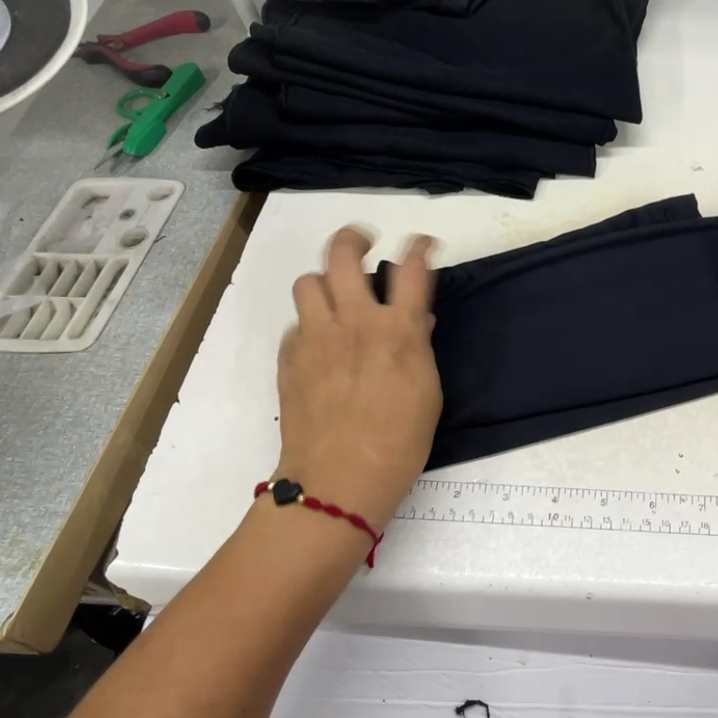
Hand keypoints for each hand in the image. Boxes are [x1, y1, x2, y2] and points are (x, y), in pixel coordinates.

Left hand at [276, 227, 442, 523]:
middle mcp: (354, 322)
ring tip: (336, 299)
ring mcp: (316, 338)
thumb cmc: (400, 441)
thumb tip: (414, 320)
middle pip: (343, 254)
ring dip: (325, 282)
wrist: (340, 478)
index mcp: (398, 330)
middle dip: (354, 238)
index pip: (412, 267)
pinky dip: (310, 326)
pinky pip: (296, 324)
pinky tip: (321, 348)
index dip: (420, 246)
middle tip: (364, 242)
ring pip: (309, 282)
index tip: (423, 243)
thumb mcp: (428, 391)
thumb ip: (418, 346)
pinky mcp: (289, 358)